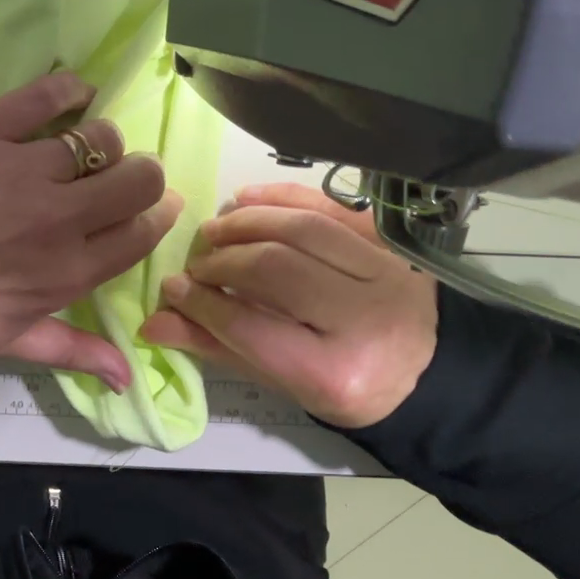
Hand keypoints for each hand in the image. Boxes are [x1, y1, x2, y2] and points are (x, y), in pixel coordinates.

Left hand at [0, 73, 182, 390]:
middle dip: (139, 175)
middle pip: (138, 179)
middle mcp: (62, 217)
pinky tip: (74, 93)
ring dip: (101, 140)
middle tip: (116, 176)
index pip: (142, 232)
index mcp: (71, 270)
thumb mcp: (9, 340)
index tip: (147, 207)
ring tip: (79, 147)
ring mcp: (27, 168)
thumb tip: (127, 380)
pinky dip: (70, 89)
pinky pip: (47, 96)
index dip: (154, 215)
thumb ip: (74, 351)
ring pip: (100, 137)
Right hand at [140, 183, 436, 428]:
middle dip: (222, 261)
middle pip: (275, 268)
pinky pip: (331, 206)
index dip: (202, 303)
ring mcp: (387, 274)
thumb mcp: (279, 379)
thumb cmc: (341, 382)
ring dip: (246, 223)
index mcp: (334, 373)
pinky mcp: (393, 243)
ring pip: (302, 228)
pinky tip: (246, 199)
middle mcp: (366, 320)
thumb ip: (216, 346)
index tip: (174, 288)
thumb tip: (152, 324)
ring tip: (214, 230)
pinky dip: (282, 196)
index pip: (249, 326)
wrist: (427, 369)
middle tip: (197, 264)